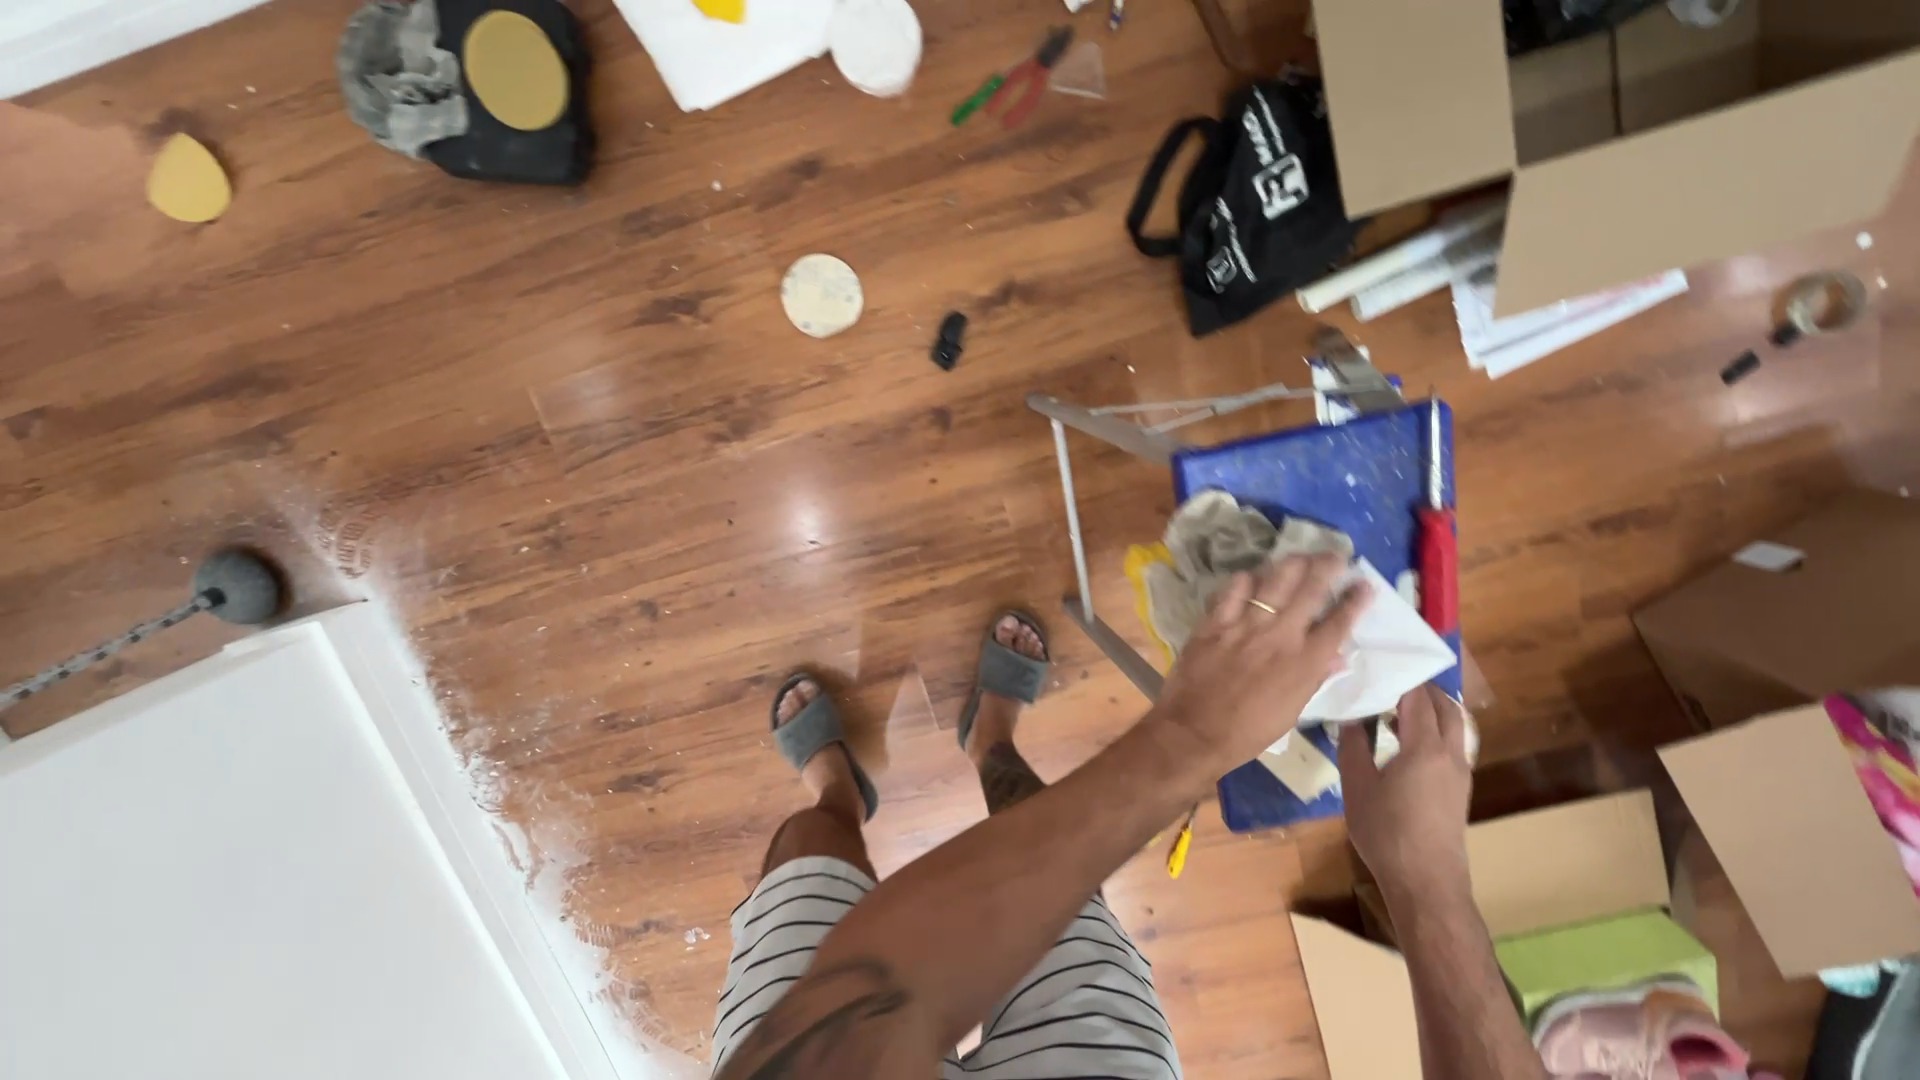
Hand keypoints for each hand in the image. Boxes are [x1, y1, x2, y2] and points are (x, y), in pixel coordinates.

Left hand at [1148, 554, 1369, 774]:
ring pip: (1274, 581)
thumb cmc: (1249, 731)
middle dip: (1327, 566)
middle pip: (1310, 590)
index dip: (1355, 600)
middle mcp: (1279, 636)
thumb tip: (1338, 657)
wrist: (1195, 732)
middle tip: (1335, 554)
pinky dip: (1244, 581)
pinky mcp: (1214, 623)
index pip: (1338, 623)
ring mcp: (1244, 625)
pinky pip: (1233, 591)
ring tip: (1299, 556)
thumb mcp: (1292, 710)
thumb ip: (1314, 678)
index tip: (1364, 583)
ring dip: (1290, 565)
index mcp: (1305, 662)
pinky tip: (1250, 577)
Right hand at [1337, 683, 1472, 900]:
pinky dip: (1433, 730)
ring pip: (1453, 726)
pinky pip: (1451, 745)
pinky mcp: (1459, 790)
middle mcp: (1450, 754)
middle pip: (1445, 707)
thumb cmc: (1386, 832)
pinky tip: (1404, 742)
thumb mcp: (1357, 786)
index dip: (1398, 678)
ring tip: (1393, 708)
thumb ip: (1354, 745)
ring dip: (1429, 710)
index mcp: (1424, 748)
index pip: (1417, 698)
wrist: (1426, 883)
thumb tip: (1352, 716)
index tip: (1376, 665)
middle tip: (1387, 681)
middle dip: (1421, 689)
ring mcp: (1460, 773)